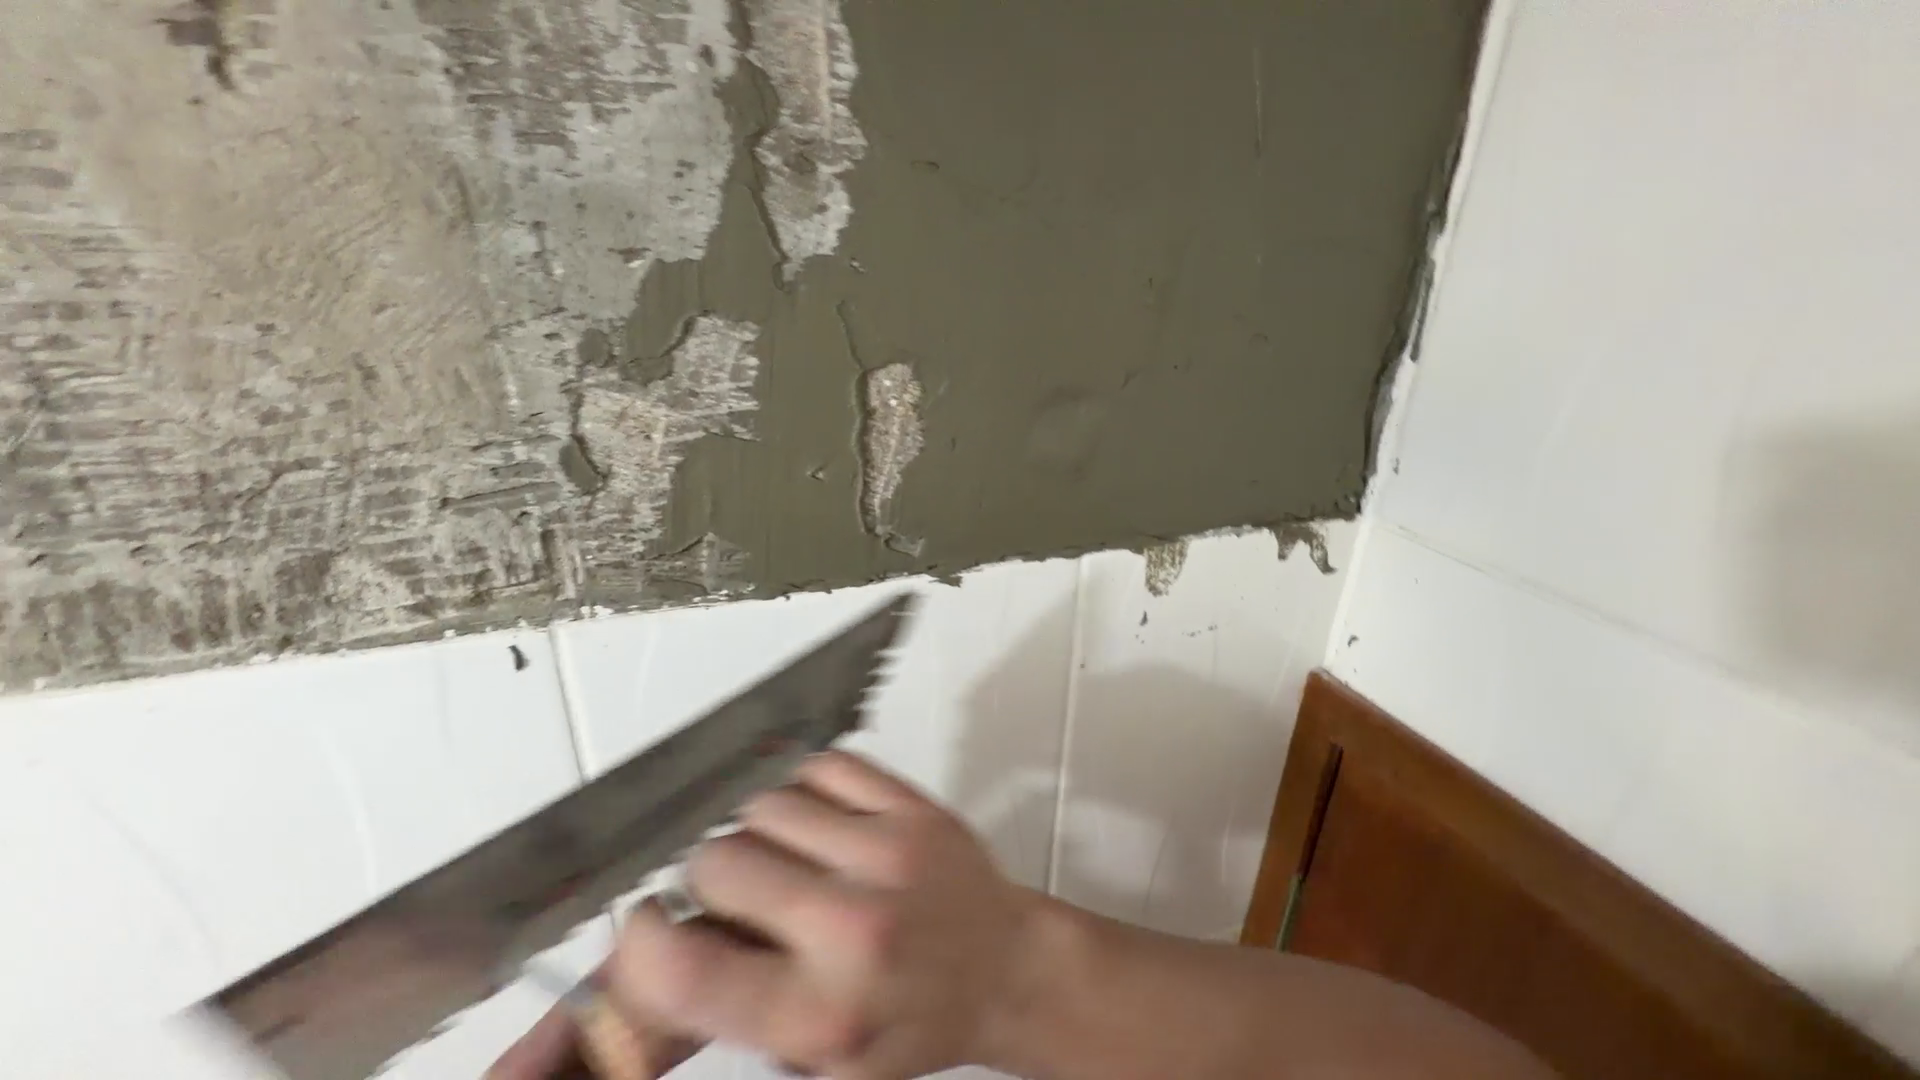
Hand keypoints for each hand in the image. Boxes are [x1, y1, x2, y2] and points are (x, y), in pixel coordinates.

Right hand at [491, 750, 1042, 1078]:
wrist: (1005, 970)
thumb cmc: (908, 1022)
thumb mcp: (811, 1054)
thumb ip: (721, 1008)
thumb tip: (631, 967)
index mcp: (819, 1012)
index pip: (685, 966)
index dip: (643, 942)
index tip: (650, 928)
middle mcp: (851, 927)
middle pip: (715, 862)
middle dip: (707, 880)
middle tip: (735, 896)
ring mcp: (887, 853)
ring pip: (760, 805)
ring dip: (755, 831)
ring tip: (783, 857)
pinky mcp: (912, 805)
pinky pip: (816, 764)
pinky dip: (799, 786)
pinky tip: (814, 819)